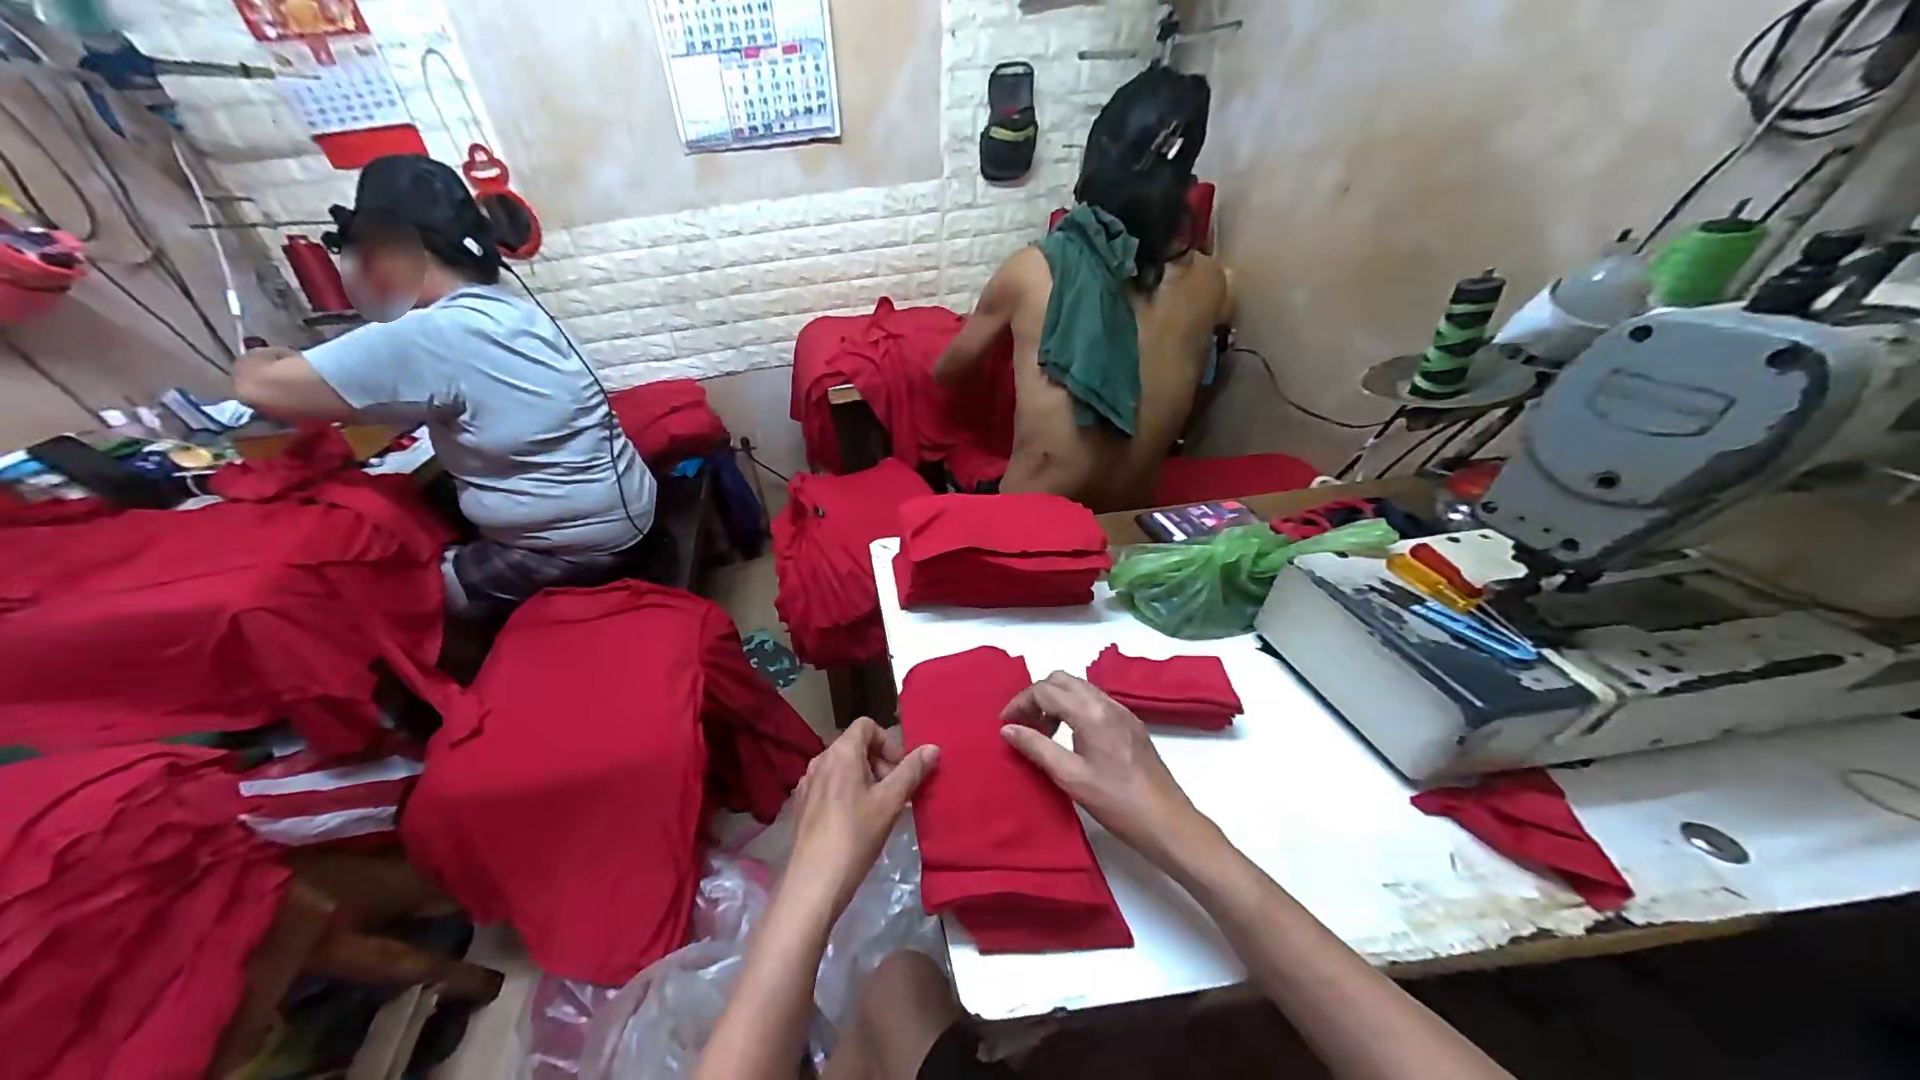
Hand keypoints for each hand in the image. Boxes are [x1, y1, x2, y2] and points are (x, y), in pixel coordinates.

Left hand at [784, 717, 938, 918]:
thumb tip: (933, 747)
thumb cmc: (855, 835)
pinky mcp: (802, 806)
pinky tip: (857, 823)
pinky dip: (848, 794)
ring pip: (843, 768)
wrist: (813, 883)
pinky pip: (830, 786)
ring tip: (880, 811)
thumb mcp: (890, 802)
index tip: (900, 770)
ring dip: (866, 780)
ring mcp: (807, 783)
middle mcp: (820, 760)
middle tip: (895, 794)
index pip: (866, 725)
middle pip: (855, 746)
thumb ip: (912, 771)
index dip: (888, 742)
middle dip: (880, 764)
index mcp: (840, 753)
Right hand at [1000, 672, 1215, 868]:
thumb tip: (1008, 729)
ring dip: (1057, 702)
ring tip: (1044, 734)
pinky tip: (1071, 738)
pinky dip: (1075, 709)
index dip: (1020, 703)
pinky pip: (1095, 702)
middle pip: (1062, 680)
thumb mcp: (1070, 777)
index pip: (1045, 690)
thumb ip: (1036, 747)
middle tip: (1025, 726)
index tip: (1006, 724)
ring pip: (1080, 689)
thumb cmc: (1116, 802)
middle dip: (1038, 697)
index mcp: (1091, 712)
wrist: (1167, 821)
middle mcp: (1108, 703)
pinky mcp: (1131, 724)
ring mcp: (1123, 712)